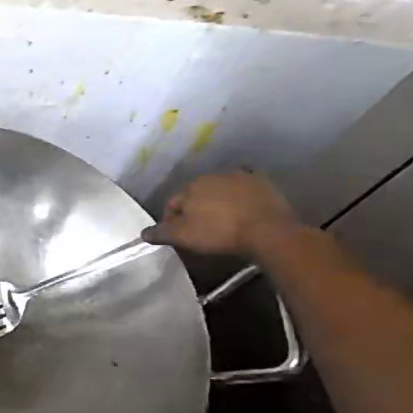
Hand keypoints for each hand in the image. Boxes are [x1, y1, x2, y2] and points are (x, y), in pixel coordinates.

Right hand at [142, 171, 302, 257]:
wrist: (268, 230)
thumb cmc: (220, 233)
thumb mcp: (183, 236)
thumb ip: (160, 233)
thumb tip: (143, 233)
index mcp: (191, 186)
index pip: (172, 203)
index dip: (171, 221)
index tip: (177, 236)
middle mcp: (213, 176)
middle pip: (196, 195)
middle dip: (195, 210)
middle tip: (200, 230)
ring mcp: (240, 177)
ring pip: (220, 192)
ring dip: (217, 204)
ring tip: (222, 223)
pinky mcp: (263, 183)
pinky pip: (244, 192)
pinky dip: (239, 201)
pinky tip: (243, 215)